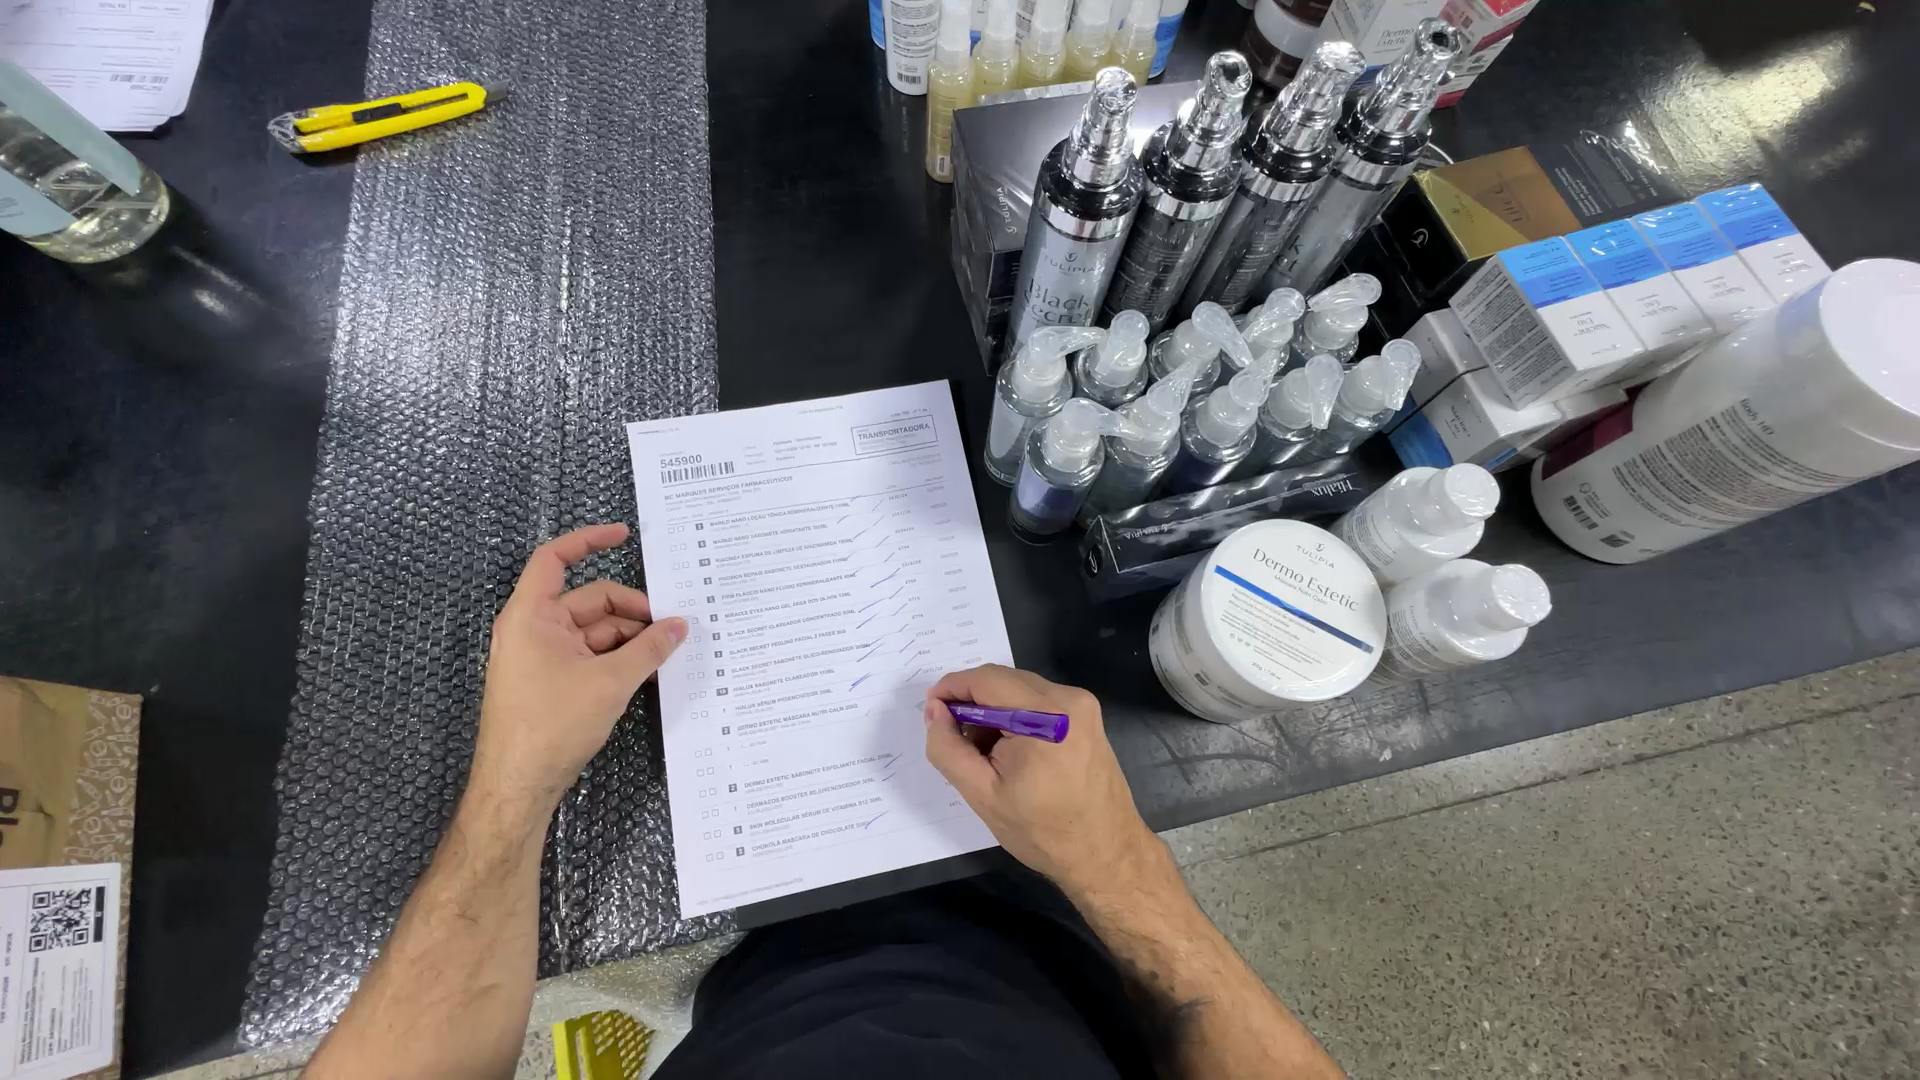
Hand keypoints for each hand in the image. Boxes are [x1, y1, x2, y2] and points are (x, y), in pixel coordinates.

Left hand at [470, 523, 686, 809]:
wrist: (518, 786)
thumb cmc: (553, 724)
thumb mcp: (610, 681)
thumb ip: (650, 648)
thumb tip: (681, 626)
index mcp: (532, 616)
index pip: (555, 559)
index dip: (589, 540)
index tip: (625, 534)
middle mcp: (535, 630)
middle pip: (591, 601)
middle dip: (633, 611)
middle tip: (673, 627)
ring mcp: (543, 657)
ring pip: (597, 631)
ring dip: (631, 639)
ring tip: (667, 654)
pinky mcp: (553, 682)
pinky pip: (592, 655)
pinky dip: (620, 659)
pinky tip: (649, 672)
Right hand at [924, 665, 1157, 896]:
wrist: (1106, 854)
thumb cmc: (1042, 831)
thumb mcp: (982, 794)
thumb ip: (948, 748)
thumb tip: (934, 710)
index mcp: (1044, 716)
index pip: (985, 680)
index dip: (951, 688)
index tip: (931, 710)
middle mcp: (1068, 698)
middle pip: (1003, 679)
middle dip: (971, 701)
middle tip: (953, 736)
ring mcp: (1082, 704)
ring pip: (1019, 687)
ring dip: (993, 708)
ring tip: (982, 750)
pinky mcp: (1087, 714)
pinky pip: (1038, 699)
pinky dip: (1015, 714)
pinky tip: (1009, 749)